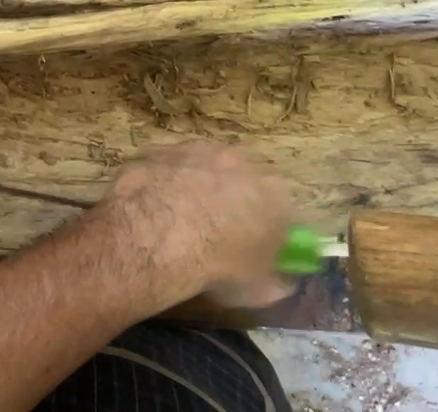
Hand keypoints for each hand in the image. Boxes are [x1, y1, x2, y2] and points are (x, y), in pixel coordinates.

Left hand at [77, 142, 294, 315]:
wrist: (156, 232)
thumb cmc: (218, 264)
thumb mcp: (260, 289)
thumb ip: (277, 279)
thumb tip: (281, 279)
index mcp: (274, 192)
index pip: (283, 208)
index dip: (270, 226)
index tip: (257, 244)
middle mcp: (238, 160)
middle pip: (242, 179)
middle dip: (233, 199)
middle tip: (216, 228)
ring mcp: (196, 149)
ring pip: (203, 167)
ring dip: (197, 185)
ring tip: (180, 217)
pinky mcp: (160, 148)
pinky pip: (169, 166)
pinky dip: (165, 181)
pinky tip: (154, 204)